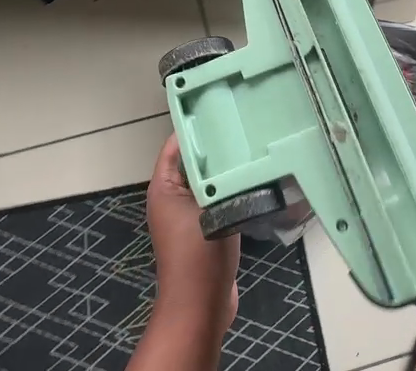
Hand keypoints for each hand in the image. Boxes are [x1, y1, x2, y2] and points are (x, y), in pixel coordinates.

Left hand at [146, 135, 239, 332]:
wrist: (201, 307)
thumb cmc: (199, 254)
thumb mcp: (210, 208)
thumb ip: (218, 177)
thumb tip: (230, 149)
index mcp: (163, 187)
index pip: (177, 145)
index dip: (196, 126)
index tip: (221, 108)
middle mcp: (171, 198)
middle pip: (193, 162)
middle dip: (215, 147)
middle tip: (244, 128)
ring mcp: (187, 216)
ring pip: (207, 183)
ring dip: (225, 172)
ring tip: (252, 152)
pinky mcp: (204, 232)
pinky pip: (216, 202)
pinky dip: (230, 193)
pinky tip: (253, 184)